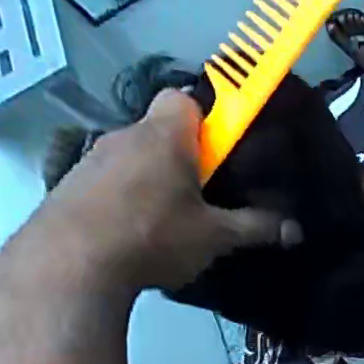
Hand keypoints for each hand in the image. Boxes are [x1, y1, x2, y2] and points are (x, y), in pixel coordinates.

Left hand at [0, 88, 298, 304]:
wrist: (68, 264)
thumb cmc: (153, 236)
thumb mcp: (215, 236)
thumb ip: (255, 228)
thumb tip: (295, 231)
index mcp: (165, 136)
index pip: (186, 99)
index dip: (208, 120)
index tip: (222, 153)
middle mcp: (125, 136)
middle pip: (162, 132)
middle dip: (185, 158)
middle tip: (205, 196)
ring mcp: (90, 159)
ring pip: (134, 158)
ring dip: (153, 180)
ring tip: (169, 222)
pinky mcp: (68, 186)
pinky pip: (109, 182)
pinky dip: (124, 199)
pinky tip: (135, 235)